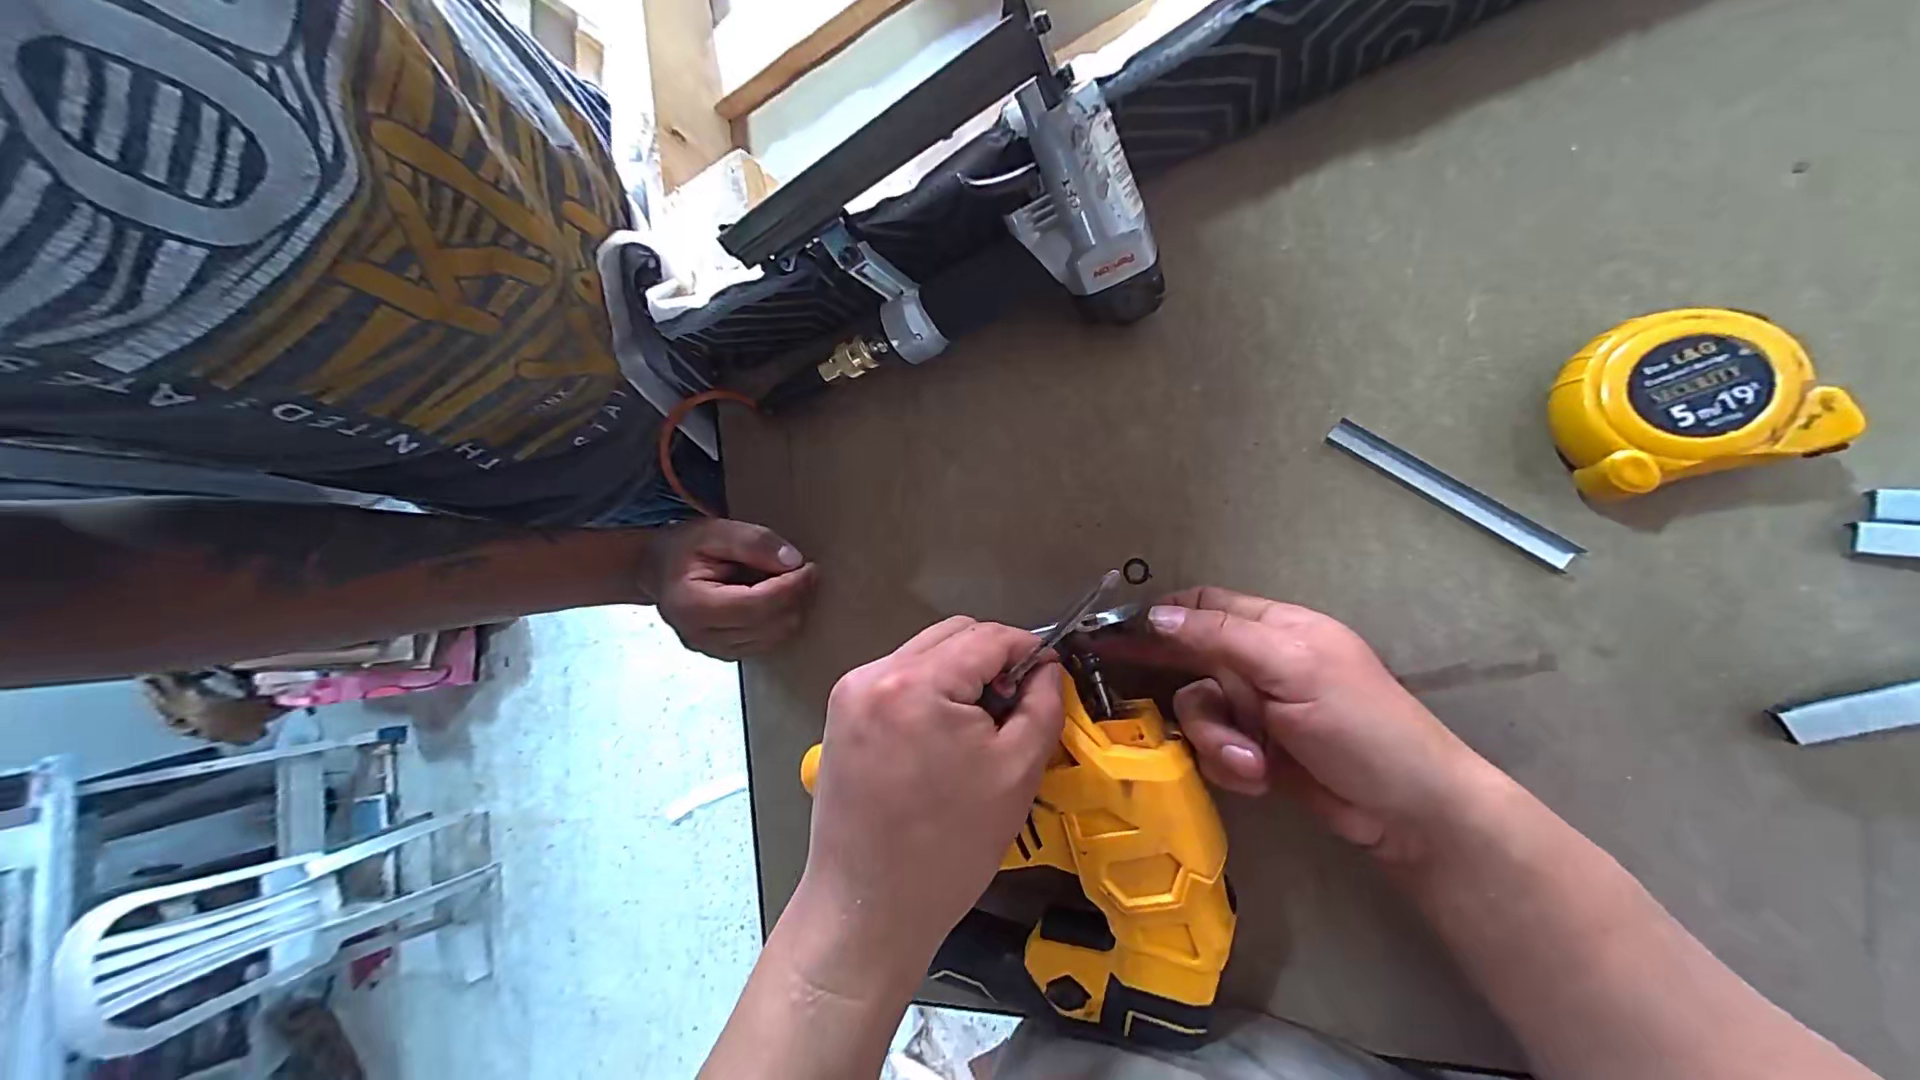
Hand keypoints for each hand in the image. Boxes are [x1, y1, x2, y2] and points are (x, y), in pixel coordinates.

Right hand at [637, 518, 818, 658]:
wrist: (658, 570)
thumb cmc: (684, 549)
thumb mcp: (714, 531)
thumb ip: (753, 542)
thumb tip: (792, 561)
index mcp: (692, 605)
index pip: (756, 606)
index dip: (790, 588)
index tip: (809, 568)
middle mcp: (700, 636)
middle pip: (769, 625)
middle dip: (796, 598)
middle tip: (806, 571)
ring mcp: (713, 650)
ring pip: (774, 638)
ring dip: (792, 610)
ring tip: (792, 582)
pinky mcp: (726, 654)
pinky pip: (768, 644)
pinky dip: (782, 622)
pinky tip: (780, 599)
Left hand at [799, 617, 1064, 975]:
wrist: (869, 907)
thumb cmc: (949, 846)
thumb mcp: (1017, 771)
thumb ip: (1042, 704)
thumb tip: (1047, 667)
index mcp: (915, 683)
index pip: (986, 636)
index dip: (1027, 647)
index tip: (1050, 670)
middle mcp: (874, 673)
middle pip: (952, 633)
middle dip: (993, 657)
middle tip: (1015, 701)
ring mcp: (851, 691)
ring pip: (925, 651)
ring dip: (961, 671)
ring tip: (980, 722)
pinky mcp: (841, 712)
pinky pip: (900, 676)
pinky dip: (931, 688)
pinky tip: (944, 731)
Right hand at [1108, 587, 1503, 864]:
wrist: (1409, 814)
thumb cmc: (1360, 724)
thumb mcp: (1291, 666)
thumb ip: (1220, 635)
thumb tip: (1156, 613)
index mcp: (1273, 627)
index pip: (1202, 605)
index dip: (1160, 615)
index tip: (1116, 632)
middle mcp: (1257, 662)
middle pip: (1188, 659)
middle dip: (1175, 684)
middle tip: (1122, 692)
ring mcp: (1254, 708)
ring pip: (1196, 709)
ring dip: (1213, 736)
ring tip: (1248, 762)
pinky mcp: (1253, 750)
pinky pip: (1211, 746)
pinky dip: (1228, 763)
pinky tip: (1259, 778)